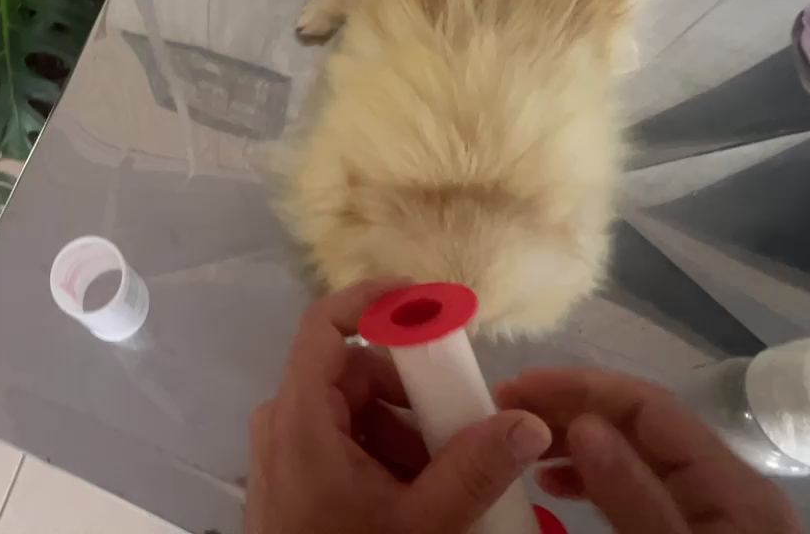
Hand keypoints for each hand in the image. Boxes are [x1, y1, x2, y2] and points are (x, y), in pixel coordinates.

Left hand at [245, 279, 552, 533]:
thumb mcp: (420, 524)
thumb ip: (473, 471)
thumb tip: (527, 422)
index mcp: (300, 412)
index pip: (324, 322)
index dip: (371, 298)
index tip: (422, 299)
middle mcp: (282, 415)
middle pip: (350, 371)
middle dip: (407, 394)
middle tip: (455, 427)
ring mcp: (281, 443)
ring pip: (349, 407)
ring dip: (398, 430)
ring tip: (438, 478)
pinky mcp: (287, 468)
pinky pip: (337, 436)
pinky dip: (377, 451)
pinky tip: (410, 494)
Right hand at [497, 368, 800, 533]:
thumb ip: (634, 499)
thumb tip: (583, 424)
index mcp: (732, 487)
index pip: (646, 405)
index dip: (577, 386)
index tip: (517, 388)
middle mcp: (725, 489)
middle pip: (637, 423)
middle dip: (567, 407)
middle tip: (505, 407)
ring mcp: (712, 514)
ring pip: (631, 451)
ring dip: (571, 438)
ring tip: (522, 446)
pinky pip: (634, 484)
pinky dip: (588, 474)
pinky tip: (553, 485)